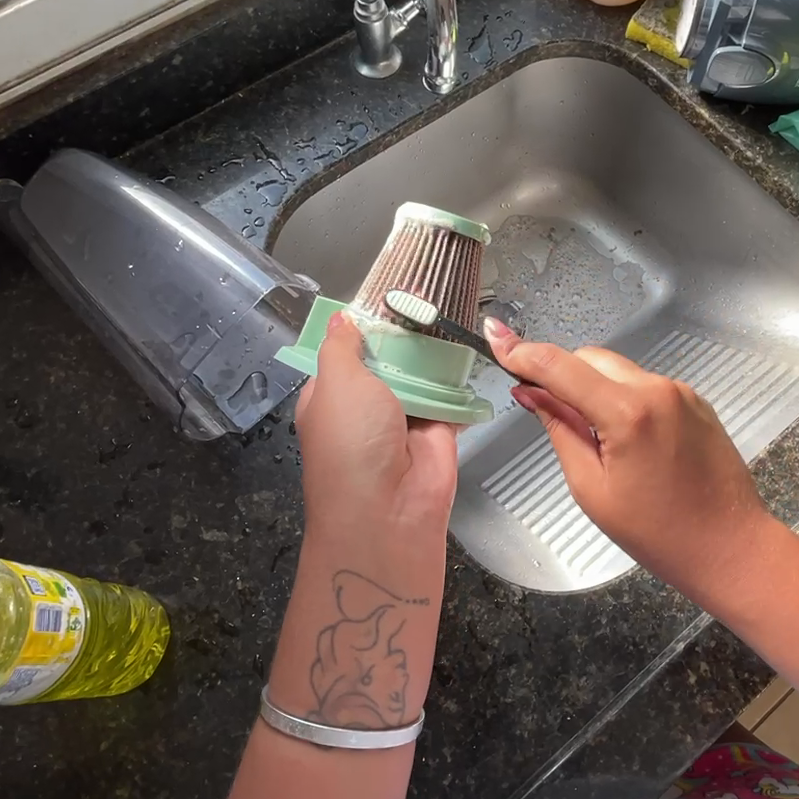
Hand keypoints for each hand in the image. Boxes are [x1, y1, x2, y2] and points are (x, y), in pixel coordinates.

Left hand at [273, 312, 457, 725]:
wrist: (388, 511)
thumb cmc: (350, 441)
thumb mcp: (337, 383)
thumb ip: (343, 347)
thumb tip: (342, 317)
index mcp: (331, 394)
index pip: (345, 350)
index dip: (363, 322)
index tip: (385, 290)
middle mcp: (366, 405)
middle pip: (387, 357)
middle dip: (403, 330)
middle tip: (426, 288)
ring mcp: (404, 417)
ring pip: (420, 372)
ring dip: (432, 348)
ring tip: (448, 305)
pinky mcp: (438, 429)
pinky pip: (449, 394)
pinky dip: (458, 376)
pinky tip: (468, 343)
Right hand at [485, 318, 777, 606]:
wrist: (731, 547)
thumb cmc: (657, 533)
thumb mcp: (591, 487)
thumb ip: (559, 428)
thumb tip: (530, 392)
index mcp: (628, 412)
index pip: (561, 367)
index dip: (522, 351)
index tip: (494, 336)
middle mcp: (657, 389)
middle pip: (589, 359)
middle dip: (561, 375)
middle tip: (542, 407)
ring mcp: (681, 392)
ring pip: (617, 369)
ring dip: (592, 387)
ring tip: (593, 438)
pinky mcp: (695, 400)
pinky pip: (643, 385)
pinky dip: (621, 396)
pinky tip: (624, 438)